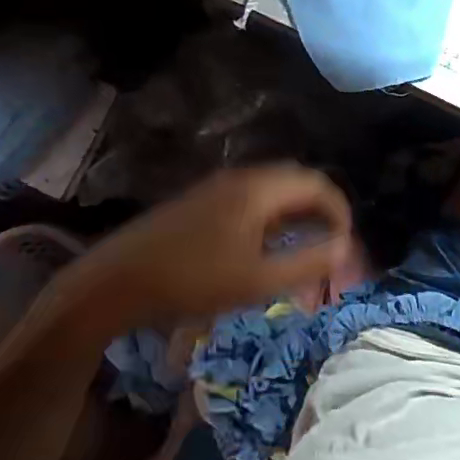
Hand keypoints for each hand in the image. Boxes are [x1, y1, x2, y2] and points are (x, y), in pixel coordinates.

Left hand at [56, 165, 354, 330]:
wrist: (113, 282)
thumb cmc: (191, 281)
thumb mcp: (257, 280)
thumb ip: (308, 262)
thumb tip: (345, 247)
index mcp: (259, 189)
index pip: (318, 184)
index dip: (341, 211)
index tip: (345, 243)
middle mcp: (242, 177)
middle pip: (298, 181)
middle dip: (322, 209)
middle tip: (330, 243)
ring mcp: (218, 186)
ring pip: (274, 188)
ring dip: (297, 213)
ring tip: (303, 246)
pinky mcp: (201, 200)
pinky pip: (253, 196)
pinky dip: (274, 215)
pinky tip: (266, 244)